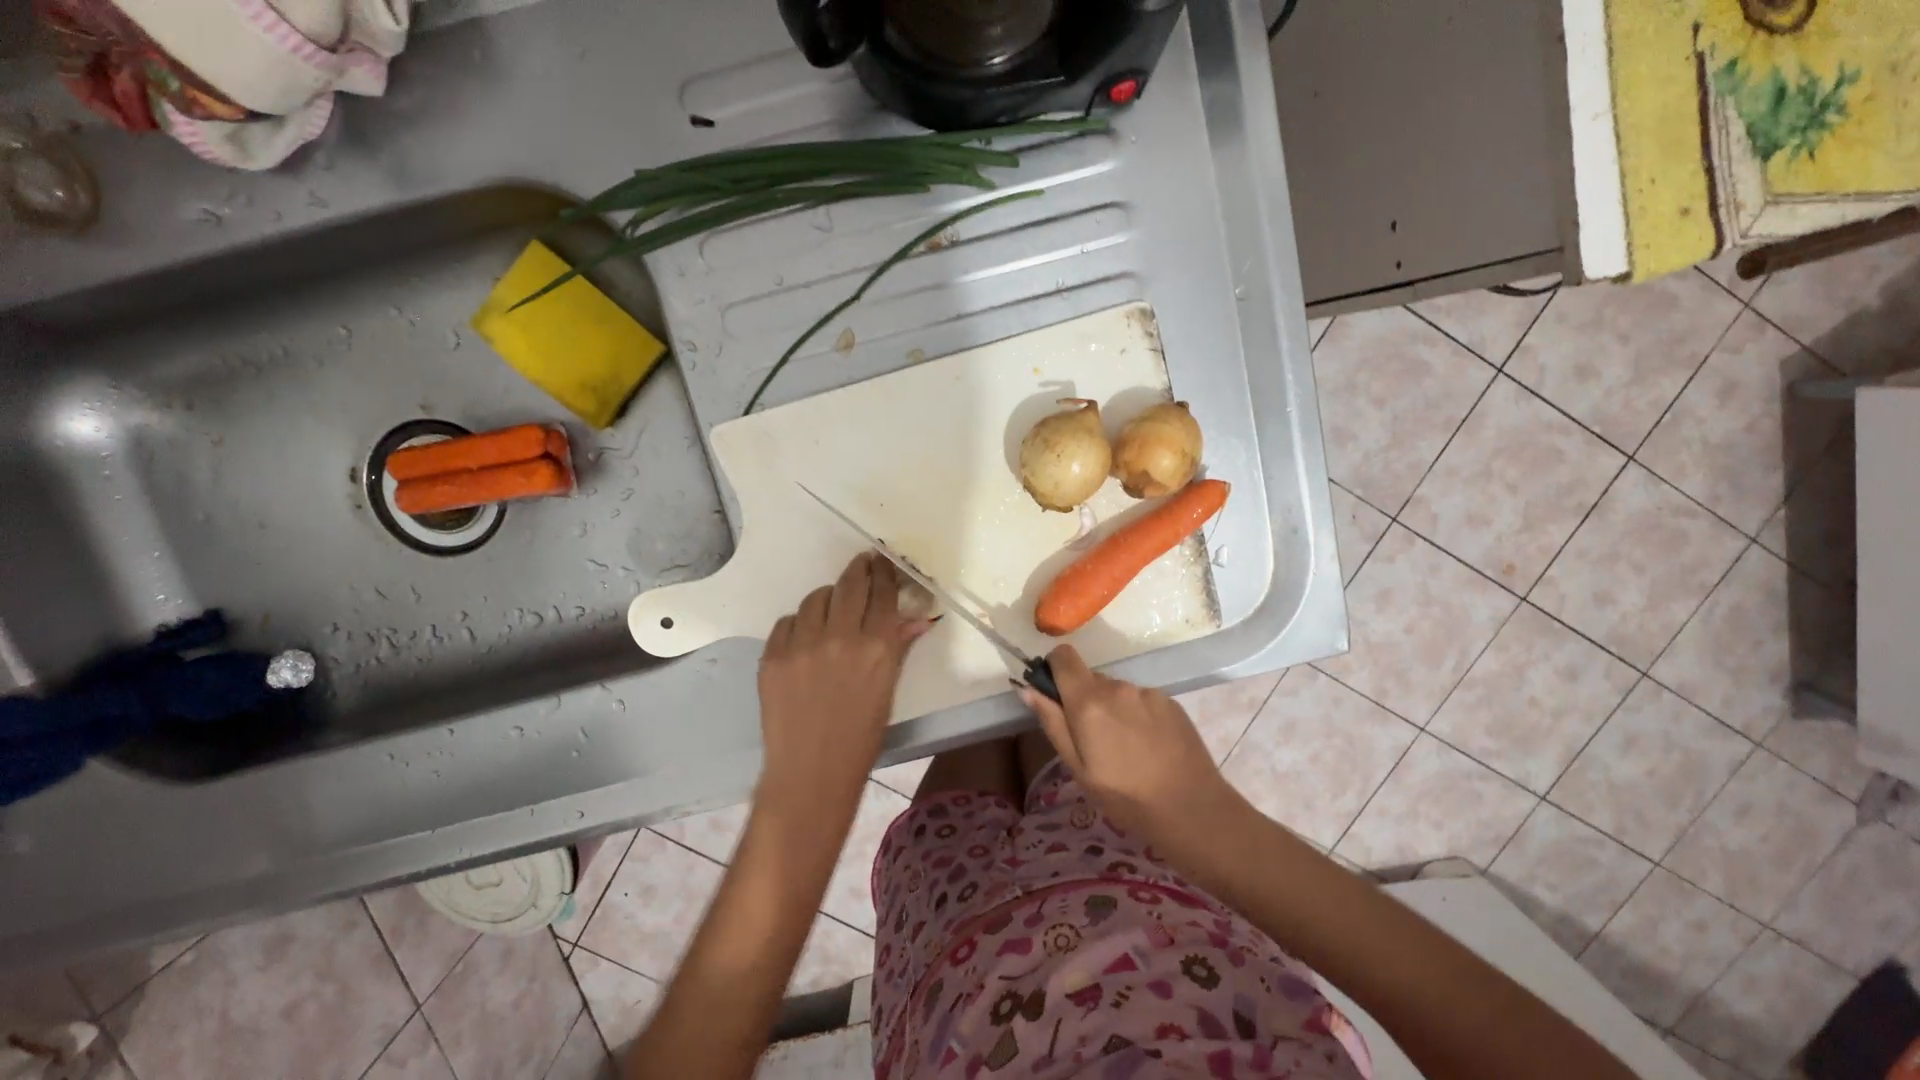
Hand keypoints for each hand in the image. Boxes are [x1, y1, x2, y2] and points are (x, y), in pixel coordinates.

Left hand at [757, 553, 931, 805]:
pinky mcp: (772, 656)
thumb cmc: (861, 737)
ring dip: (828, 597)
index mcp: (877, 648)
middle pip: (850, 585)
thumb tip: (913, 620)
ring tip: (832, 606)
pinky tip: (806, 636)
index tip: (883, 564)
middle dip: (858, 570)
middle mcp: (840, 638)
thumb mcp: (888, 690)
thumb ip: (897, 648)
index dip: (884, 574)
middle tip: (862, 563)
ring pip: (816, 598)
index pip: (883, 594)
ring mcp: (802, 645)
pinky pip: (787, 622)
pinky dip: (799, 623)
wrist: (811, 772)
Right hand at [1017, 645, 1244, 852]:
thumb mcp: (1077, 768)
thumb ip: (1052, 723)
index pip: (1064, 657)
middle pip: (1091, 679)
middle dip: (1086, 700)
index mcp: (1088, 701)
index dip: (1055, 670)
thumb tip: (1028, 688)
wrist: (1190, 807)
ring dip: (1113, 709)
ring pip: (1118, 692)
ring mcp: (1147, 693)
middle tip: (1094, 741)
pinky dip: (1138, 716)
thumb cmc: (1124, 796)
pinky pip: (1142, 701)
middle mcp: (1117, 687)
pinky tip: (1149, 747)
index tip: (1056, 697)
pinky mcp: (1170, 702)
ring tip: (1126, 749)